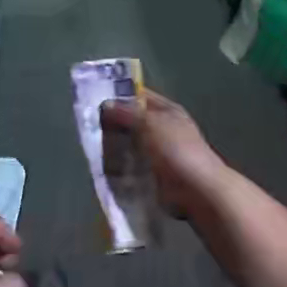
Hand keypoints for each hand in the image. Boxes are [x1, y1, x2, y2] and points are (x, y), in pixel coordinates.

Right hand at [100, 89, 230, 218]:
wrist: (197, 190)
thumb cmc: (176, 149)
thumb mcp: (150, 124)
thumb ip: (128, 113)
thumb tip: (106, 104)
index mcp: (166, 110)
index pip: (139, 97)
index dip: (120, 97)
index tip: (95, 102)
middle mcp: (163, 129)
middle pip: (133, 123)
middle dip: (114, 126)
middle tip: (89, 129)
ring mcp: (160, 153)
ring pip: (131, 146)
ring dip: (116, 149)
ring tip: (94, 150)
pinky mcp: (155, 175)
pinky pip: (133, 167)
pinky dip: (122, 168)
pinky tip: (105, 170)